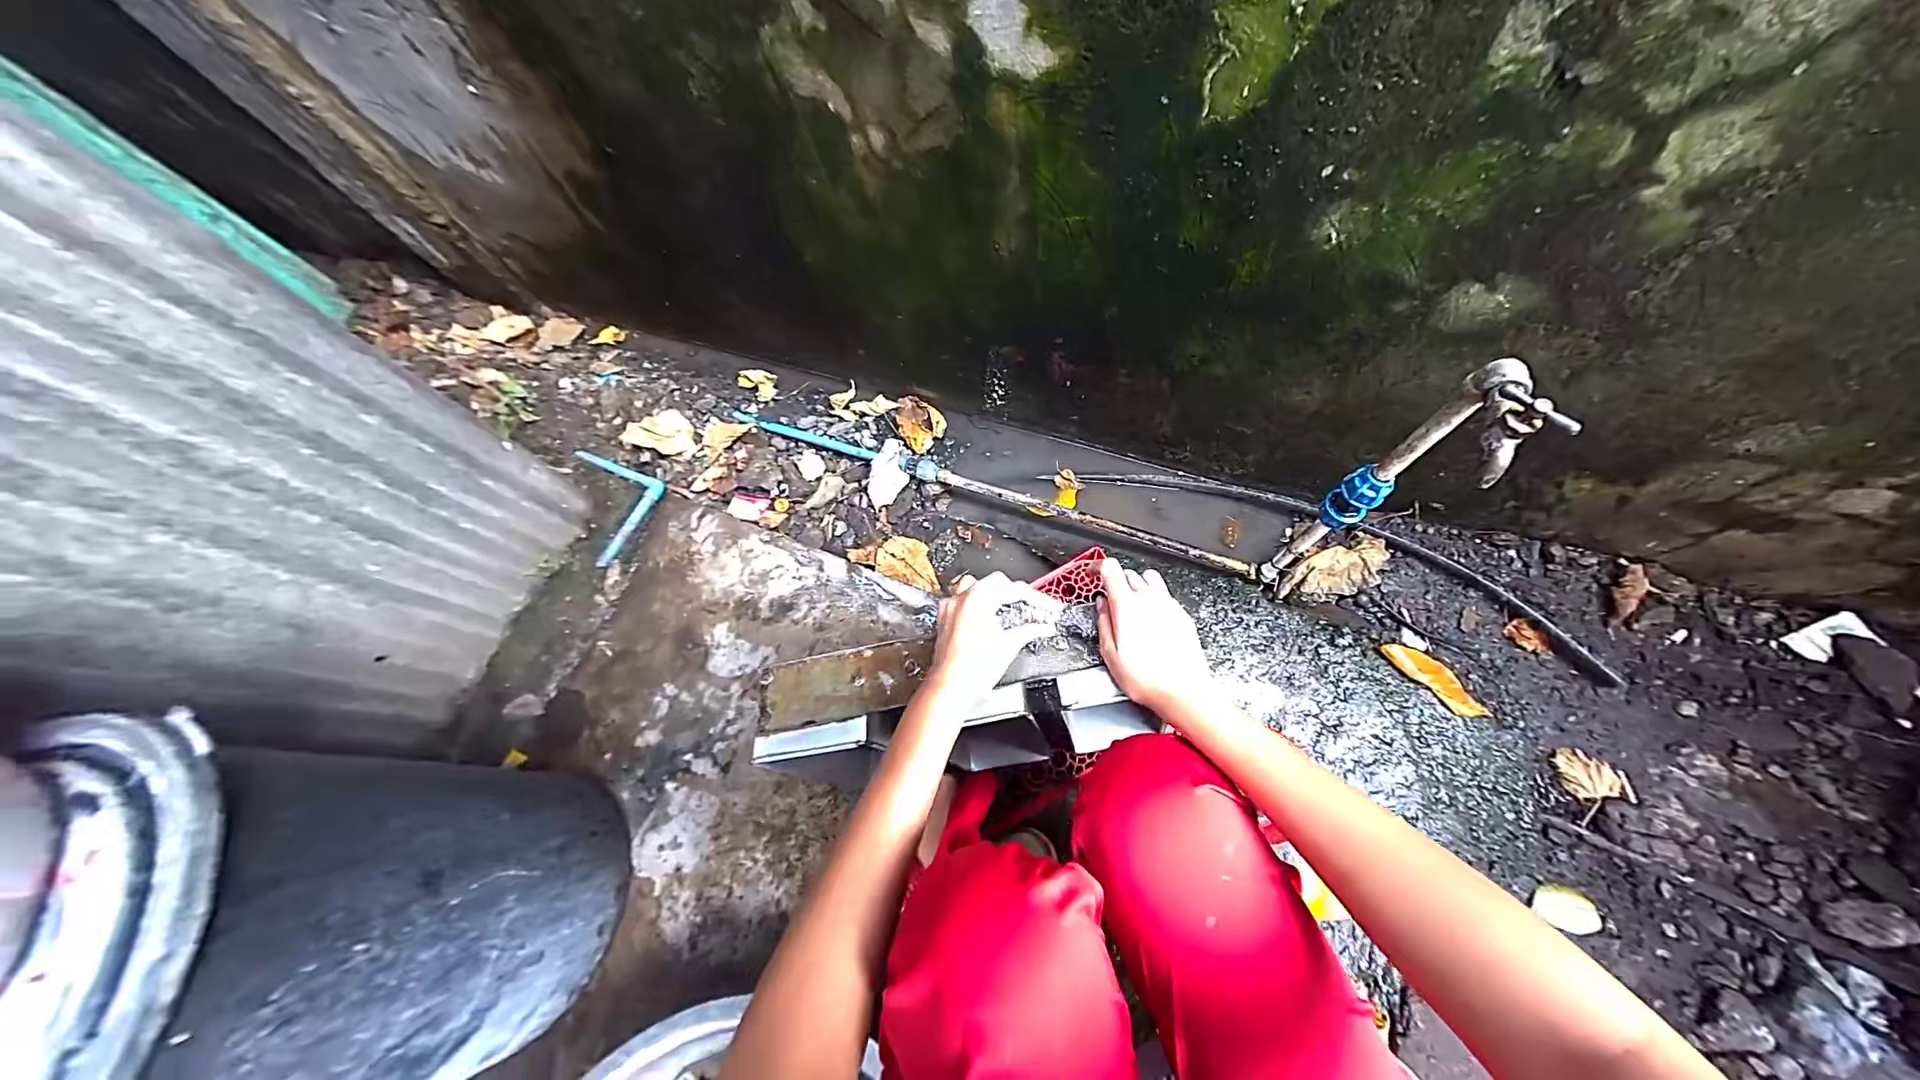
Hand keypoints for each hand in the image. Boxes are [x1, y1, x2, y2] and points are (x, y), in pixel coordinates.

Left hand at [924, 572, 1054, 702]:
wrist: (951, 687)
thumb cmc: (973, 668)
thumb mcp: (1009, 645)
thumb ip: (1028, 631)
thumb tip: (1042, 627)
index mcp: (978, 598)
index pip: (1013, 589)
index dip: (1035, 598)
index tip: (1045, 606)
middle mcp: (960, 599)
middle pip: (993, 583)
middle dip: (1014, 593)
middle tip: (1030, 605)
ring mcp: (950, 610)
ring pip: (974, 588)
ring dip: (992, 595)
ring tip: (1007, 607)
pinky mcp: (944, 622)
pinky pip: (961, 604)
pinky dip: (976, 607)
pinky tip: (985, 619)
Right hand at [1096, 558, 1212, 713]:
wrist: (1184, 692)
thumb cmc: (1148, 679)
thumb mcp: (1111, 654)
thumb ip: (1103, 622)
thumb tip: (1100, 605)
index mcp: (1127, 605)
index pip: (1110, 568)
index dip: (1097, 566)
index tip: (1091, 572)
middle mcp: (1149, 599)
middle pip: (1128, 573)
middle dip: (1115, 581)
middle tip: (1108, 598)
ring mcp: (1168, 605)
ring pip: (1148, 579)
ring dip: (1136, 585)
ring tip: (1130, 604)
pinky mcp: (1181, 615)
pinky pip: (1164, 595)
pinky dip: (1153, 598)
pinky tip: (1150, 619)